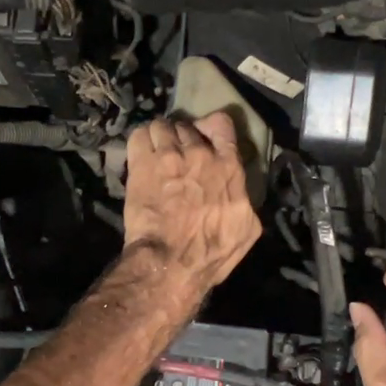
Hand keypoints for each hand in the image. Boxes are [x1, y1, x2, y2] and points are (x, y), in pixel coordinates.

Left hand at [123, 112, 261, 297]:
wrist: (170, 261)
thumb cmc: (211, 253)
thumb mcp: (247, 228)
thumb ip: (244, 199)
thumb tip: (239, 190)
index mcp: (228, 167)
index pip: (221, 124)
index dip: (210, 126)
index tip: (203, 137)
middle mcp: (199, 153)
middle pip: (187, 127)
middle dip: (182, 138)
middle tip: (175, 156)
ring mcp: (169, 155)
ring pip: (161, 127)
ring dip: (159, 138)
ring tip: (155, 154)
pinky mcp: (141, 164)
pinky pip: (138, 135)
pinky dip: (140, 141)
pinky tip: (141, 155)